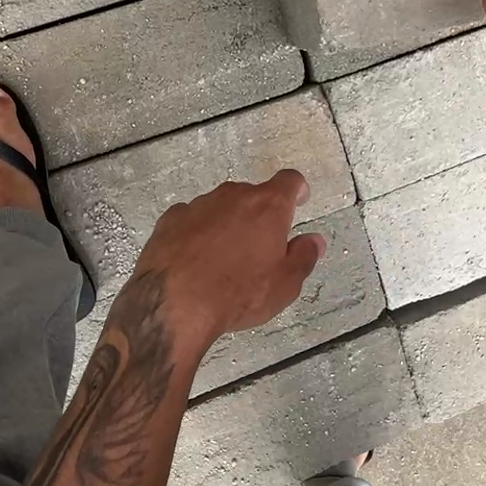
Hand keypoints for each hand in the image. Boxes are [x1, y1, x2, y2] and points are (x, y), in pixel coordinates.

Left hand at [126, 170, 326, 347]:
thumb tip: (314, 241)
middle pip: (253, 195)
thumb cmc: (238, 293)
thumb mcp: (285, 284)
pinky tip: (195, 260)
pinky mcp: (170, 219)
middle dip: (259, 216)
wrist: (175, 303)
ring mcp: (199, 204)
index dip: (297, 190)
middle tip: (260, 247)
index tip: (299, 199)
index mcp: (268, 206)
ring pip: (221, 207)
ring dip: (227, 224)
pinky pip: (192, 220)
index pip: (289, 181)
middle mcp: (234, 196)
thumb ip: (303, 257)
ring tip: (224, 260)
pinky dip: (197, 233)